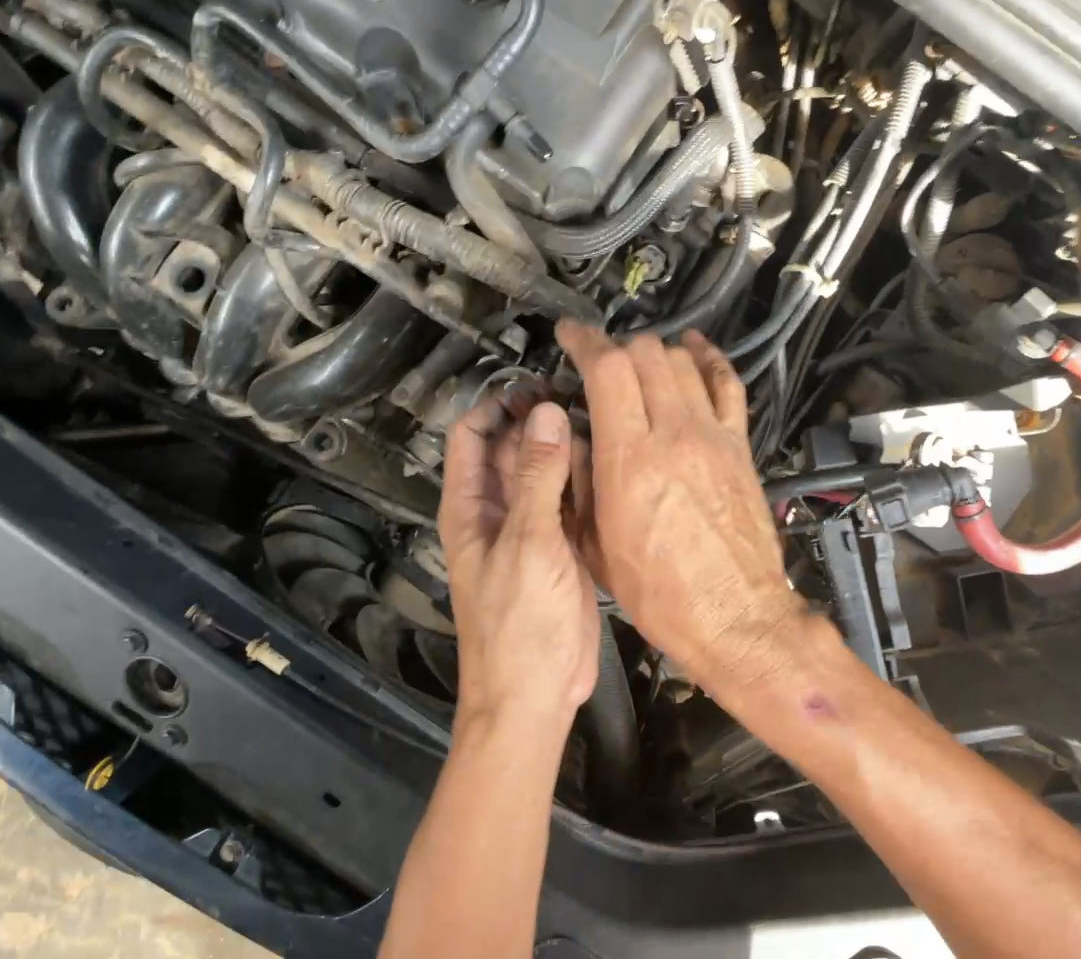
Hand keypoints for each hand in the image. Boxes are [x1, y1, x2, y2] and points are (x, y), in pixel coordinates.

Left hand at [438, 389, 598, 720]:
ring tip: (603, 423)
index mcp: (470, 507)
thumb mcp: (529, 544)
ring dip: (564, 449)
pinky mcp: (560, 550)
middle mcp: (496, 511)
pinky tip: (610, 465)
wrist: (535, 696)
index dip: (498, 404)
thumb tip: (547, 411)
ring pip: (543, 473)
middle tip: (583, 396)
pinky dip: (583, 482)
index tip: (540, 384)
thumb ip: (538, 477)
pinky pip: (568, 503)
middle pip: (509, 449)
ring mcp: (531, 531)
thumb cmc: (519, 623)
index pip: (471, 435)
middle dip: (538, 420)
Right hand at [555, 321, 806, 693]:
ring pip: (683, 363)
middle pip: (646, 355)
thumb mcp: (596, 547)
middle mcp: (673, 435)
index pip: (607, 369)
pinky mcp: (739, 447)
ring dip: (656, 354)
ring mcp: (712, 437)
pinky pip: (728, 385)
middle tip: (600, 362)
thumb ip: (579, 485)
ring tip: (638, 363)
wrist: (734, 618)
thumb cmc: (661, 595)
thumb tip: (572, 443)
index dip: (585, 342)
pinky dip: (710, 359)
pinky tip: (696, 347)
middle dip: (616, 349)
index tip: (570, 335)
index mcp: (629, 460)